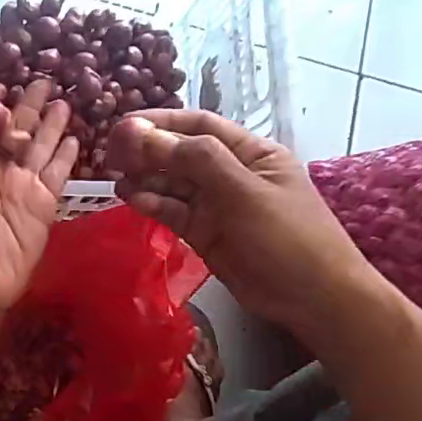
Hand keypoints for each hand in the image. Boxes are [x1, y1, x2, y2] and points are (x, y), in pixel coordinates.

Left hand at [0, 79, 78, 323]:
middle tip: (43, 80)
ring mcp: (23, 186)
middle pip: (16, 131)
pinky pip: (58, 173)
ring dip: (50, 124)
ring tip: (63, 99)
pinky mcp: (44, 204)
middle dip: (27, 107)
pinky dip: (66, 154)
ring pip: (40, 146)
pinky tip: (75, 135)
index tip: (1, 86)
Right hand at [108, 110, 393, 342]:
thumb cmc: (287, 237)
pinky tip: (132, 199)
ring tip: (115, 177)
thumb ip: (196, 160)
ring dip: (144, 178)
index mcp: (250, 152)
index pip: (199, 126)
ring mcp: (215, 204)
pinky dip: (152, 204)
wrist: (312, 298)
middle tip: (110, 152)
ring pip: (171, 183)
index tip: (124, 124)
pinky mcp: (202, 232)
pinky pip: (171, 211)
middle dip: (146, 150)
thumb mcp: (244, 191)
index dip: (161, 122)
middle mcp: (229, 173)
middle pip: (180, 153)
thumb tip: (145, 133)